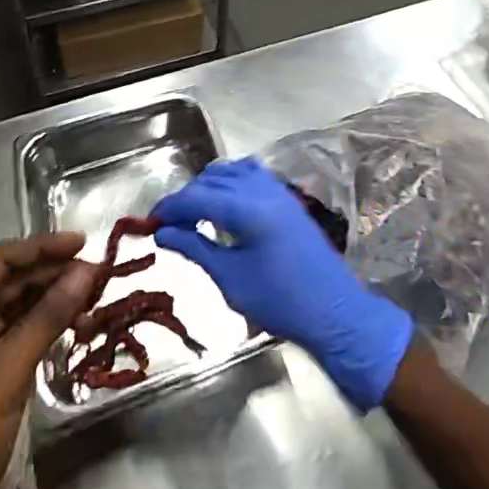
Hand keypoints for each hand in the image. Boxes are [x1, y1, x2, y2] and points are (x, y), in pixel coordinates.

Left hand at [0, 234, 93, 488]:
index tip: (81, 241)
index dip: (41, 248)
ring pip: (16, 310)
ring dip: (52, 301)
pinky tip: (75, 322)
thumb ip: (47, 317)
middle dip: (51, 274)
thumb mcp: (8, 368)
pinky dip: (45, 328)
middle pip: (8, 284)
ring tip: (93, 292)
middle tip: (96, 270)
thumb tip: (84, 272)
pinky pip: (18, 336)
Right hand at [152, 159, 413, 410]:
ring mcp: (278, 192)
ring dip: (207, 187)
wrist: (338, 317)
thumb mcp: (229, 279)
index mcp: (247, 210)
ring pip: (230, 171)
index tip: (151, 223)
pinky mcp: (287, 200)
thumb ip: (193, 248)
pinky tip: (224, 205)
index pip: (195, 197)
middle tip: (170, 225)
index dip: (168, 208)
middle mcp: (262, 191)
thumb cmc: (282, 303)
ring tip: (195, 214)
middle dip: (185, 199)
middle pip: (210, 181)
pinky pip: (251, 175)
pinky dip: (230, 182)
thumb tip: (161, 233)